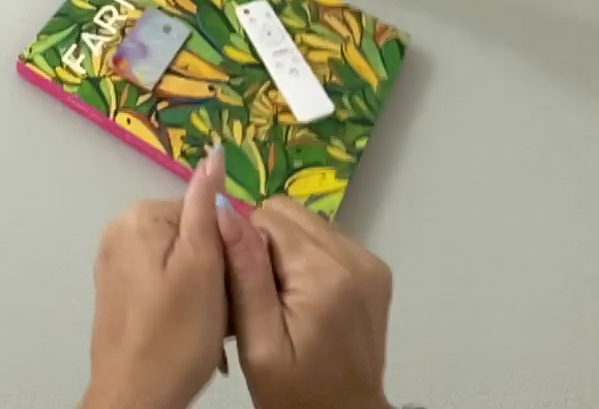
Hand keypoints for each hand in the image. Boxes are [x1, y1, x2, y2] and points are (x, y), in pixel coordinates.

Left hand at [81, 147, 229, 408]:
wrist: (135, 400)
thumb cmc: (176, 335)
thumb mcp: (203, 264)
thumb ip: (207, 204)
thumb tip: (215, 153)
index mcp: (138, 215)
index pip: (201, 210)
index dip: (225, 245)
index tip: (230, 280)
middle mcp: (119, 228)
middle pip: (187, 232)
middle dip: (210, 265)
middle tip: (218, 306)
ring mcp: (113, 260)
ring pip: (177, 257)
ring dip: (199, 284)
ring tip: (205, 322)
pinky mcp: (115, 288)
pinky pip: (160, 277)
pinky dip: (179, 297)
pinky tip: (187, 327)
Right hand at [221, 196, 394, 408]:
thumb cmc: (294, 393)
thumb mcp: (258, 342)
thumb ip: (244, 271)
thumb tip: (223, 208)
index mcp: (324, 271)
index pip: (266, 217)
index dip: (245, 246)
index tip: (245, 287)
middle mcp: (353, 254)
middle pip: (288, 211)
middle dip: (266, 242)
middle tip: (263, 292)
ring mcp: (368, 259)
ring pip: (306, 220)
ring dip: (287, 247)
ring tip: (283, 295)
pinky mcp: (375, 267)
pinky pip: (326, 236)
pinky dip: (308, 255)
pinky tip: (306, 293)